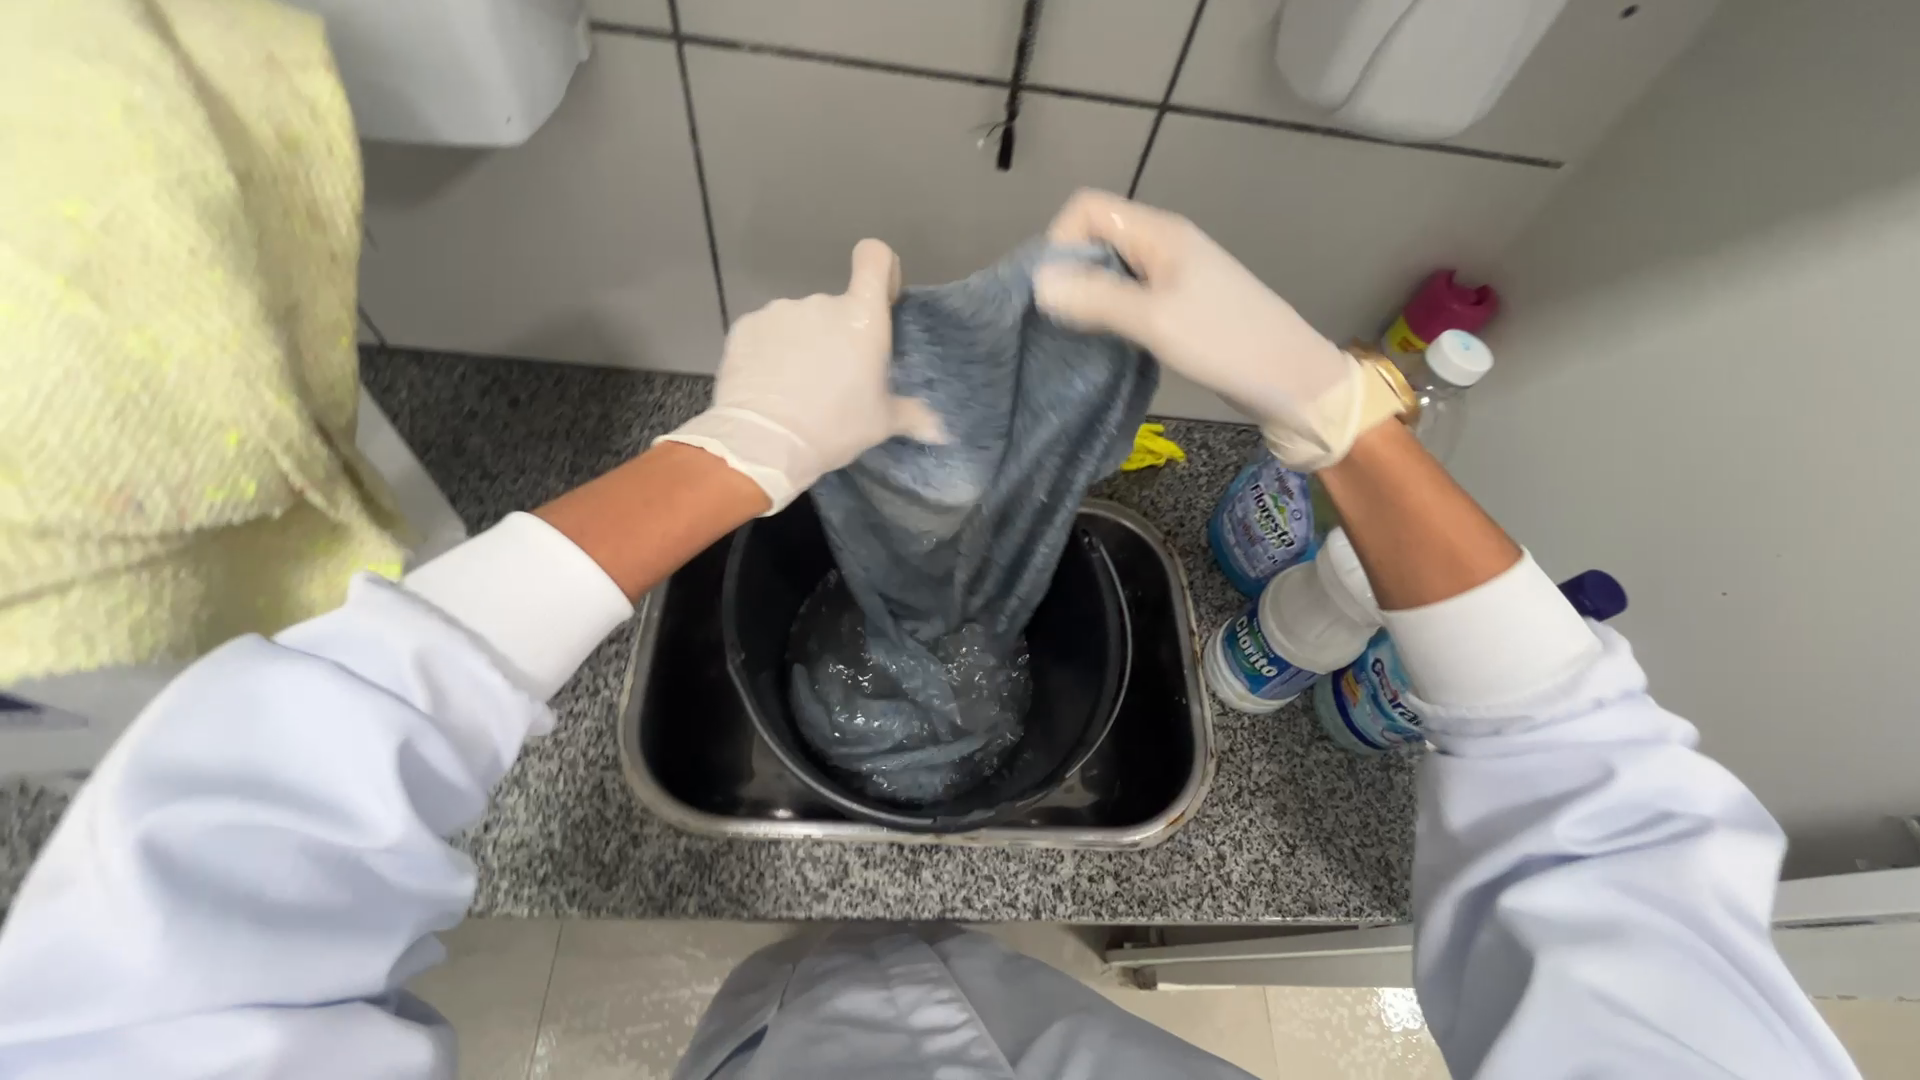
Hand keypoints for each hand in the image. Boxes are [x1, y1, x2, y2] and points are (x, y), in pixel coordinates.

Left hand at [658, 239, 944, 511]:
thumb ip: (911, 416)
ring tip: (797, 387)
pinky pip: (767, 334)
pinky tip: (769, 385)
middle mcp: (822, 303)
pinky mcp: (746, 328)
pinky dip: (770, 352)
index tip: (879, 299)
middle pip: (837, 307)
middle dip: (838, 335)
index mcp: (863, 317)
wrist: (764, 442)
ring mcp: (780, 312)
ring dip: (803, 344)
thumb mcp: (880, 425)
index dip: (879, 270)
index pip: (874, 257)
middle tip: (835, 378)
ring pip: (801, 322)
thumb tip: (940, 430)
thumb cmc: (835, 427)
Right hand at [1033, 189, 1378, 470]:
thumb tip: (1039, 284)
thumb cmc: (1224, 341)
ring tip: (1076, 334)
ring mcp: (1171, 276)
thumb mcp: (1154, 320)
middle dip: (1069, 271)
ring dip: (1087, 296)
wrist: (1289, 378)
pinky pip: (1128, 296)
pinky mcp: (1176, 305)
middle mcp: (1163, 245)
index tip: (1051, 291)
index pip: (1087, 209)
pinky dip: (1108, 313)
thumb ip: (1096, 298)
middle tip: (1057, 319)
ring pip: (1111, 270)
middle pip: (1096, 238)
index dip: (1060, 241)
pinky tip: (1104, 341)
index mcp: (1159, 234)